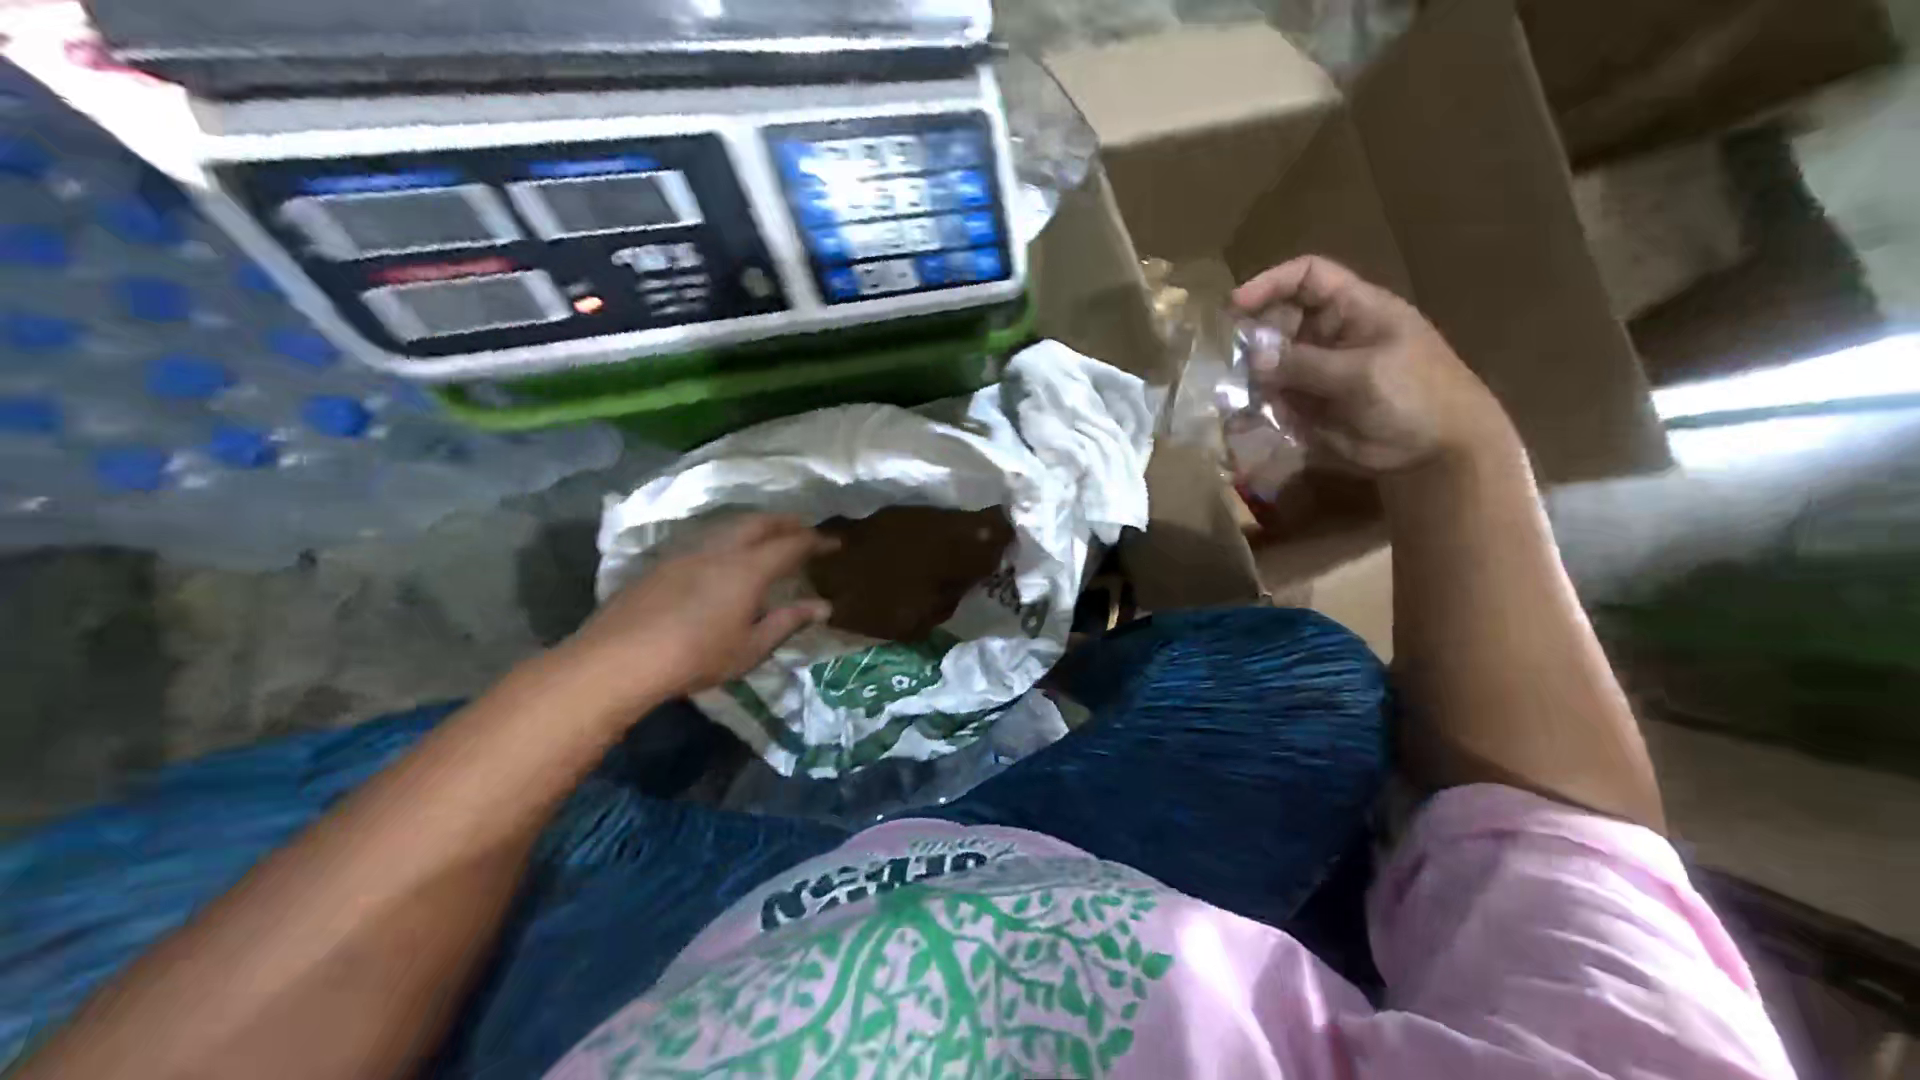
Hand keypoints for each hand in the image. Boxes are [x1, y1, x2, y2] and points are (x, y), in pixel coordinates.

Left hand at [556, 514, 836, 706]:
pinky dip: (728, 539)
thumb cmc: (697, 657)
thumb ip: (788, 622)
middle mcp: (720, 550)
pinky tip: (725, 559)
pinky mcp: (663, 563)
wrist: (621, 658)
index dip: (816, 541)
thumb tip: (823, 607)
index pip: (791, 544)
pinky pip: (706, 539)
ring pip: (728, 527)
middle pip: (759, 523)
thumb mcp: (751, 647)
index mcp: (748, 569)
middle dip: (785, 522)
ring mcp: (687, 553)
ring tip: (767, 539)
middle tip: (803, 530)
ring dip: (755, 527)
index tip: (835, 543)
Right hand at [1230, 256, 1516, 476]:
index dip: (1271, 282)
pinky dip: (1255, 403)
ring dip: (1249, 374)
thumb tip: (1252, 358)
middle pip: (1278, 320)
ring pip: (1269, 361)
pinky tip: (1243, 416)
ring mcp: (1315, 371)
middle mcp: (1329, 335)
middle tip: (1228, 358)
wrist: (1436, 451)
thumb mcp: (1363, 372)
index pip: (1308, 276)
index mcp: (1354, 309)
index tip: (1236, 305)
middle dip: (1252, 335)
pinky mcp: (1306, 404)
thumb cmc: (1415, 395)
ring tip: (1233, 391)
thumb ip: (1305, 363)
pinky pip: (1272, 397)